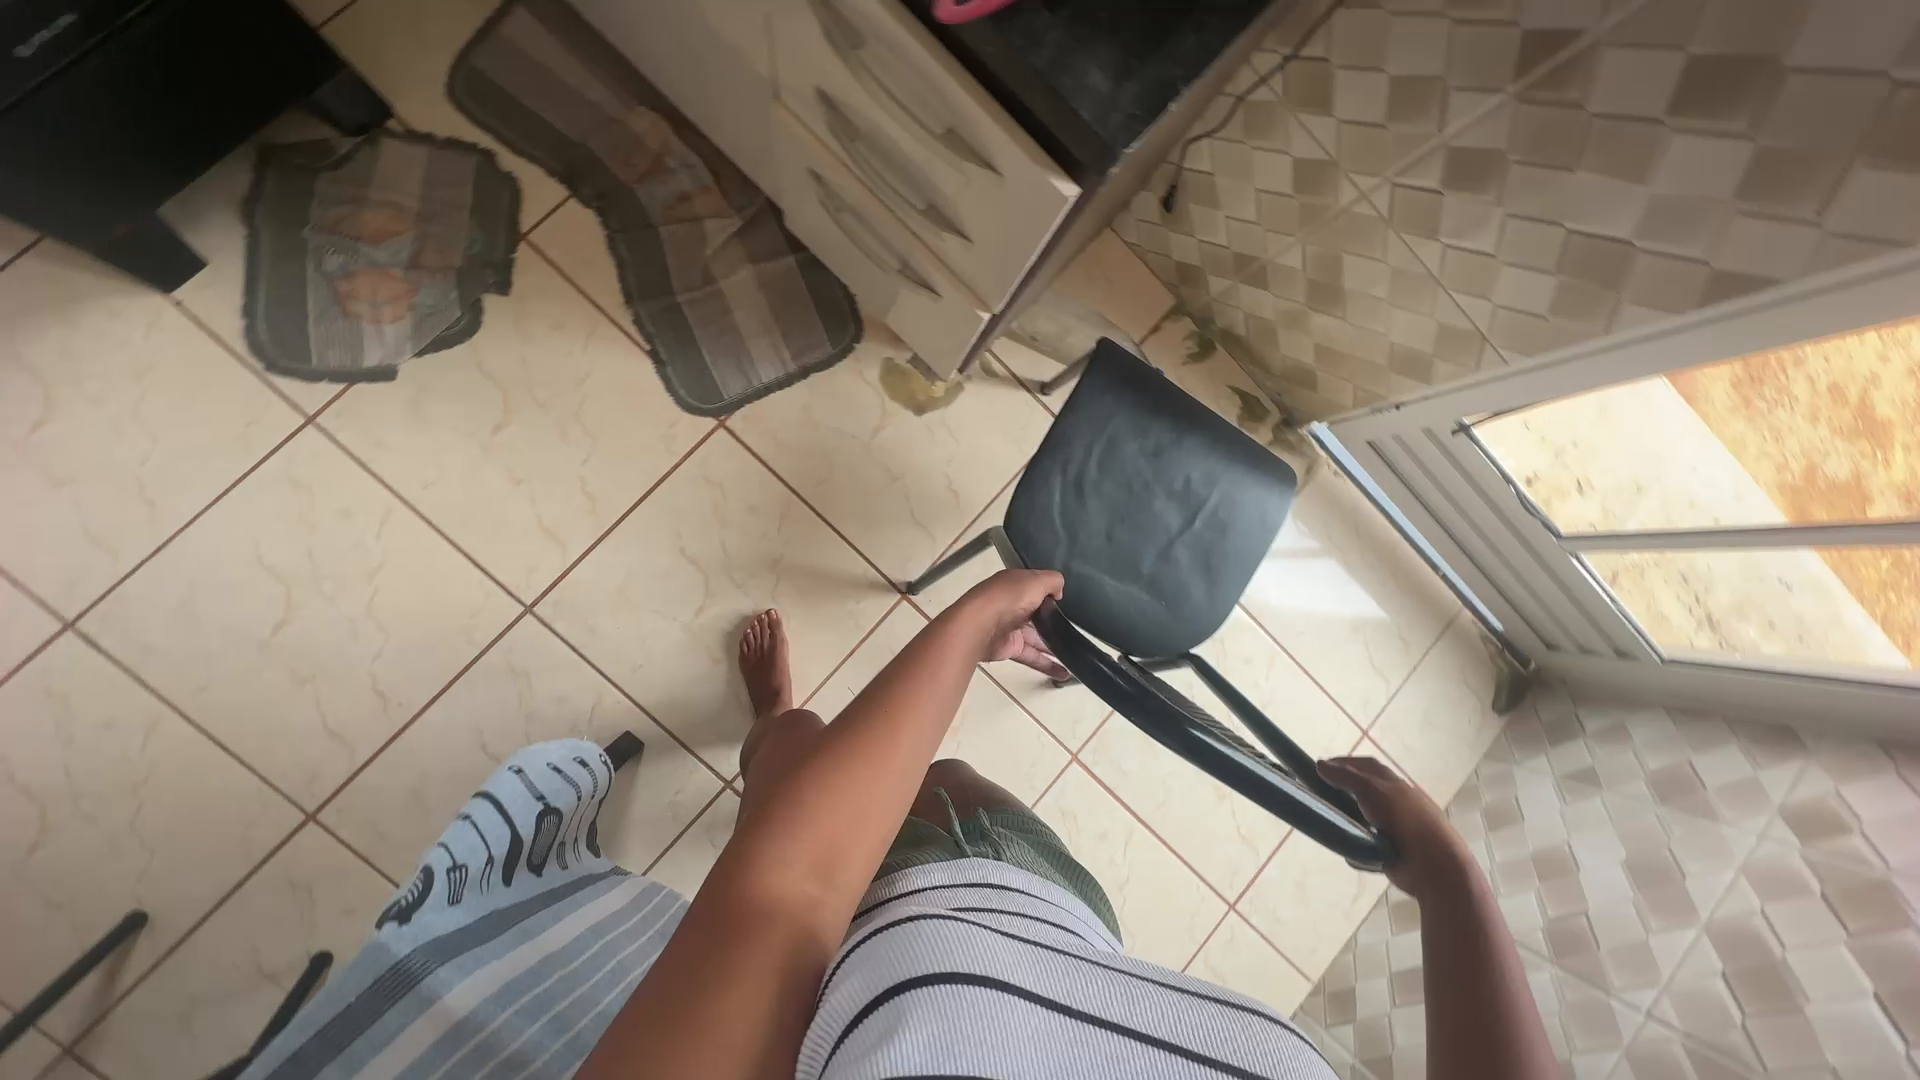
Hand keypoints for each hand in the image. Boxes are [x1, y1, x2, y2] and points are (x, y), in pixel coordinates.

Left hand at [956, 569, 1068, 679]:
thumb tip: (1058, 592)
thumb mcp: (1036, 580)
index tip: (1067, 601)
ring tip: (1076, 654)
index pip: (1036, 587)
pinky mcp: (1010, 648)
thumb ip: (1052, 581)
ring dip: (1055, 646)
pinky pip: (1033, 656)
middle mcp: (1013, 605)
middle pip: (1038, 613)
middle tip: (1077, 629)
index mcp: (1016, 584)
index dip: (1051, 592)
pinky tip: (1065, 672)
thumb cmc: (1008, 598)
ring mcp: (1011, 627)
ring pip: (1037, 638)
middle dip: (1055, 621)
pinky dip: (1048, 665)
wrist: (979, 625)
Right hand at [1318, 756, 1476, 902]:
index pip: (1365, 765)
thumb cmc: (1405, 819)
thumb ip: (1345, 777)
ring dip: (1346, 817)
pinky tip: (1342, 841)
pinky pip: (1364, 840)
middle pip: (1362, 790)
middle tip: (1318, 794)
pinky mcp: (1389, 848)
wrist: (1433, 864)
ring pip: (1361, 816)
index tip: (1319, 768)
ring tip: (1326, 818)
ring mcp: (1392, 826)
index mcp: (1393, 782)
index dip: (1343, 763)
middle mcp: (1393, 801)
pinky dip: (1353, 840)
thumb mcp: (1372, 790)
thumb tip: (1320, 764)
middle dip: (1341, 791)